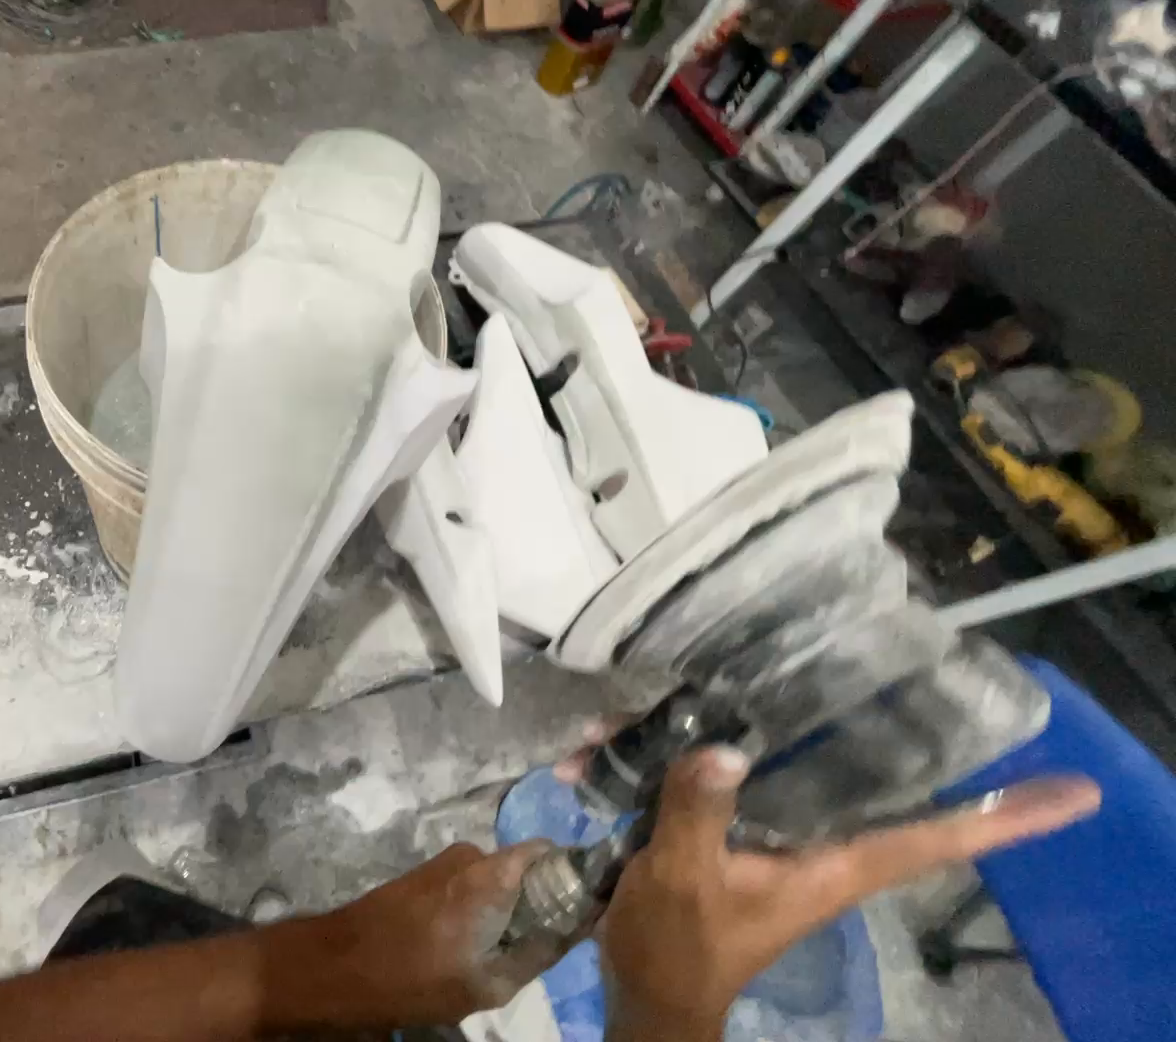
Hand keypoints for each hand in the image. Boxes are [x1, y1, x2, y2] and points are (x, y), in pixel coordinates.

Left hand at [284, 840, 580, 1024]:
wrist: (345, 962)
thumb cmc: (419, 977)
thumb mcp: (492, 982)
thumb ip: (540, 949)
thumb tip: (581, 925)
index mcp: (490, 872)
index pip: (548, 852)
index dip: (574, 875)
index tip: (590, 907)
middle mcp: (470, 853)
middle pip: (525, 867)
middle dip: (541, 900)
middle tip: (546, 945)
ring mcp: (445, 860)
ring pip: (498, 878)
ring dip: (510, 907)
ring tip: (506, 950)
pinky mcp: (427, 871)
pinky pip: (474, 882)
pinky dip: (485, 906)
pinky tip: (475, 943)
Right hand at [601, 747, 1100, 1037]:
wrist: (641, 987)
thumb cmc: (679, 945)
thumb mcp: (686, 879)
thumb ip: (702, 814)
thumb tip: (726, 748)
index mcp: (825, 867)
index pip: (930, 841)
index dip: (1000, 817)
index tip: (1073, 790)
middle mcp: (802, 846)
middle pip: (834, 778)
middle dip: (819, 725)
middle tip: (827, 672)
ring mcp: (752, 838)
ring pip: (740, 768)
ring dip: (672, 740)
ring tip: (606, 730)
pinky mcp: (708, 833)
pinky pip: (686, 782)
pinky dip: (638, 766)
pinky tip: (586, 757)